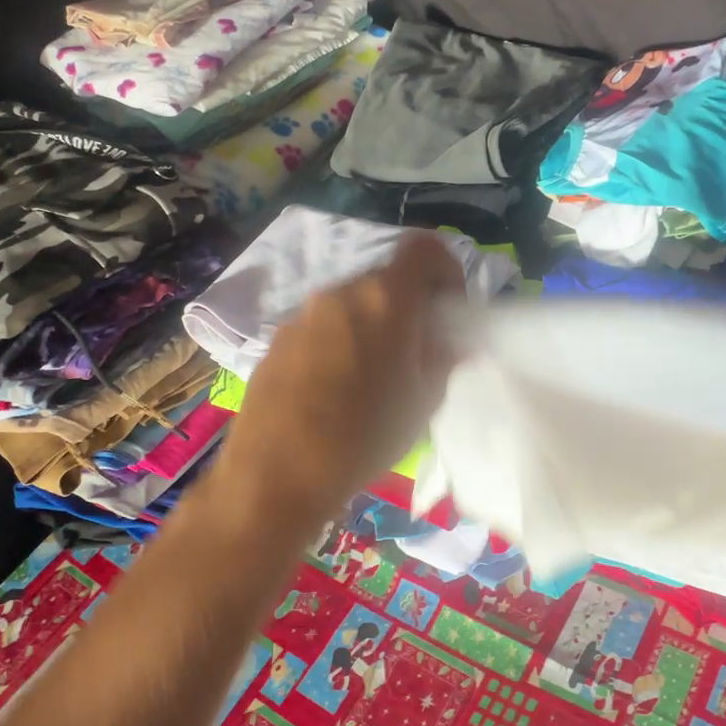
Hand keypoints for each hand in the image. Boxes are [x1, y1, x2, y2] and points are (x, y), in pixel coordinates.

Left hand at [216, 235, 465, 516]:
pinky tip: (339, 389)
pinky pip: (323, 327)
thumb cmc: (365, 435)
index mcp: (386, 298)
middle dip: (410, 305)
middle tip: (418, 349)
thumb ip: (442, 357)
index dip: (446, 269)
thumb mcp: (424, 398)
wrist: (274, 478)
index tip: (449, 309)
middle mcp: (341, 293)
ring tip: (377, 374)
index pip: (424, 248)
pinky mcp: (277, 342)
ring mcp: (302, 316)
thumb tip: (451, 341)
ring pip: (353, 304)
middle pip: (387, 278)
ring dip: (374, 324)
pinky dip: (341, 342)